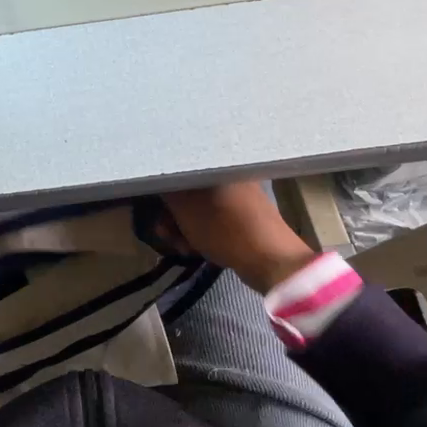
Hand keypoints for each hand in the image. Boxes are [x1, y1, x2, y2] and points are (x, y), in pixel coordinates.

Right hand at [162, 182, 318, 294]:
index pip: (177, 171)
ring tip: (182, 247)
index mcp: (214, 166)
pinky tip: (196, 249)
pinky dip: (201, 231)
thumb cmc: (224, 230)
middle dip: (171, 216)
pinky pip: (213, 218)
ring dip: (183, 227)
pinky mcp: (244, 214)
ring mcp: (238, 195)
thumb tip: (153, 177)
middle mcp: (227, 174)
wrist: (272, 260)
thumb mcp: (184, 210)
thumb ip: (165, 190)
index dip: (160, 191)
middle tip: (166, 235)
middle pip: (186, 192)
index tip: (154, 209)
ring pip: (198, 207)